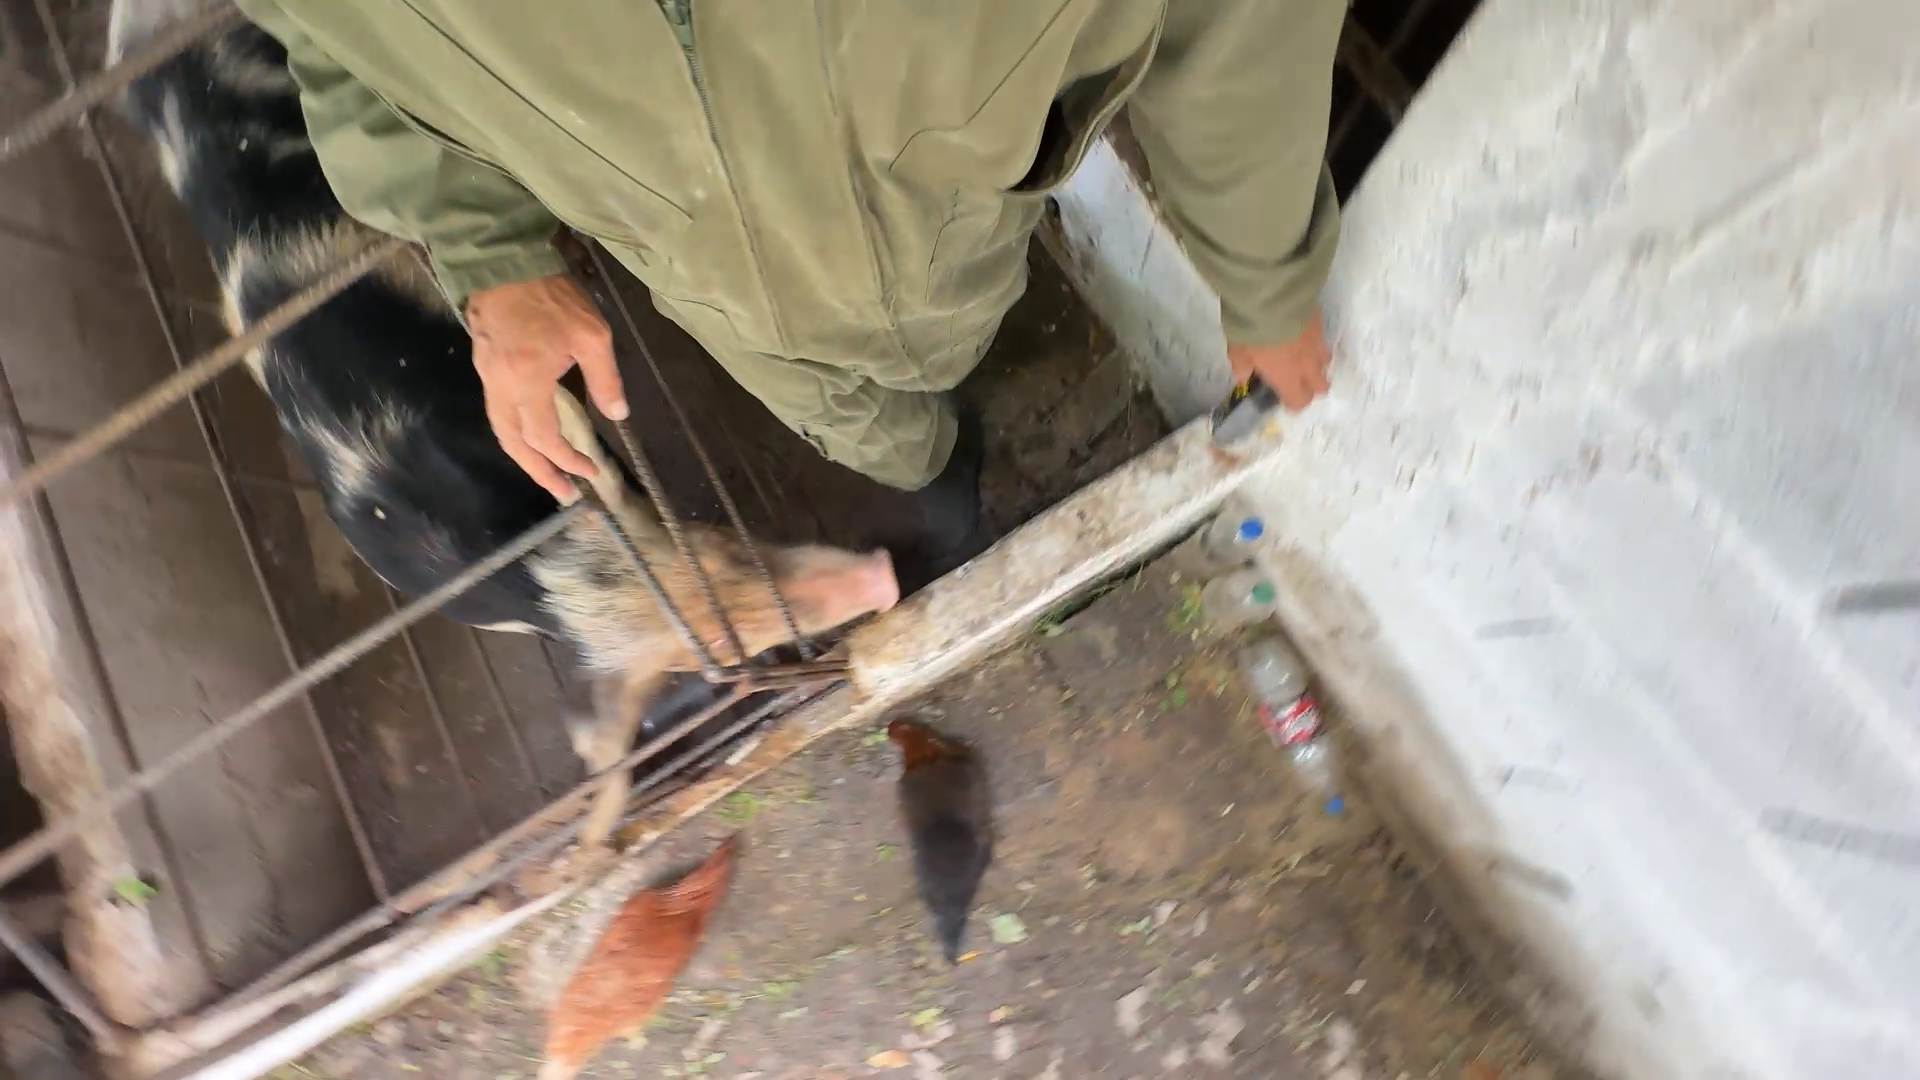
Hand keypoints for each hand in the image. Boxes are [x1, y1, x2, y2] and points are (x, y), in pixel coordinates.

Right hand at [467, 274, 626, 499]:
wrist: (505, 261)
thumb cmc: (554, 297)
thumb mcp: (593, 336)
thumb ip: (605, 379)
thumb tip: (618, 414)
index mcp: (526, 381)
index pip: (544, 436)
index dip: (567, 459)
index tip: (590, 472)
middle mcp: (499, 384)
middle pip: (515, 442)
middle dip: (540, 471)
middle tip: (564, 494)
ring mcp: (487, 375)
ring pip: (501, 429)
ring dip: (524, 456)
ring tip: (548, 475)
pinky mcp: (483, 364)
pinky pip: (497, 411)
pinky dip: (514, 433)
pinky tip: (532, 440)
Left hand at [1226, 309, 1330, 410]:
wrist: (1273, 295)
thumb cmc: (1251, 331)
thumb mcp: (1237, 352)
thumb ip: (1242, 367)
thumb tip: (1244, 377)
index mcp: (1286, 377)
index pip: (1300, 401)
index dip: (1294, 404)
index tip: (1285, 400)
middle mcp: (1307, 365)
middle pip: (1321, 386)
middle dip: (1310, 387)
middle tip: (1295, 380)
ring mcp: (1318, 343)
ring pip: (1325, 363)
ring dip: (1315, 364)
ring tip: (1299, 357)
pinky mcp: (1321, 323)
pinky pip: (1322, 341)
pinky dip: (1313, 344)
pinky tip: (1300, 336)